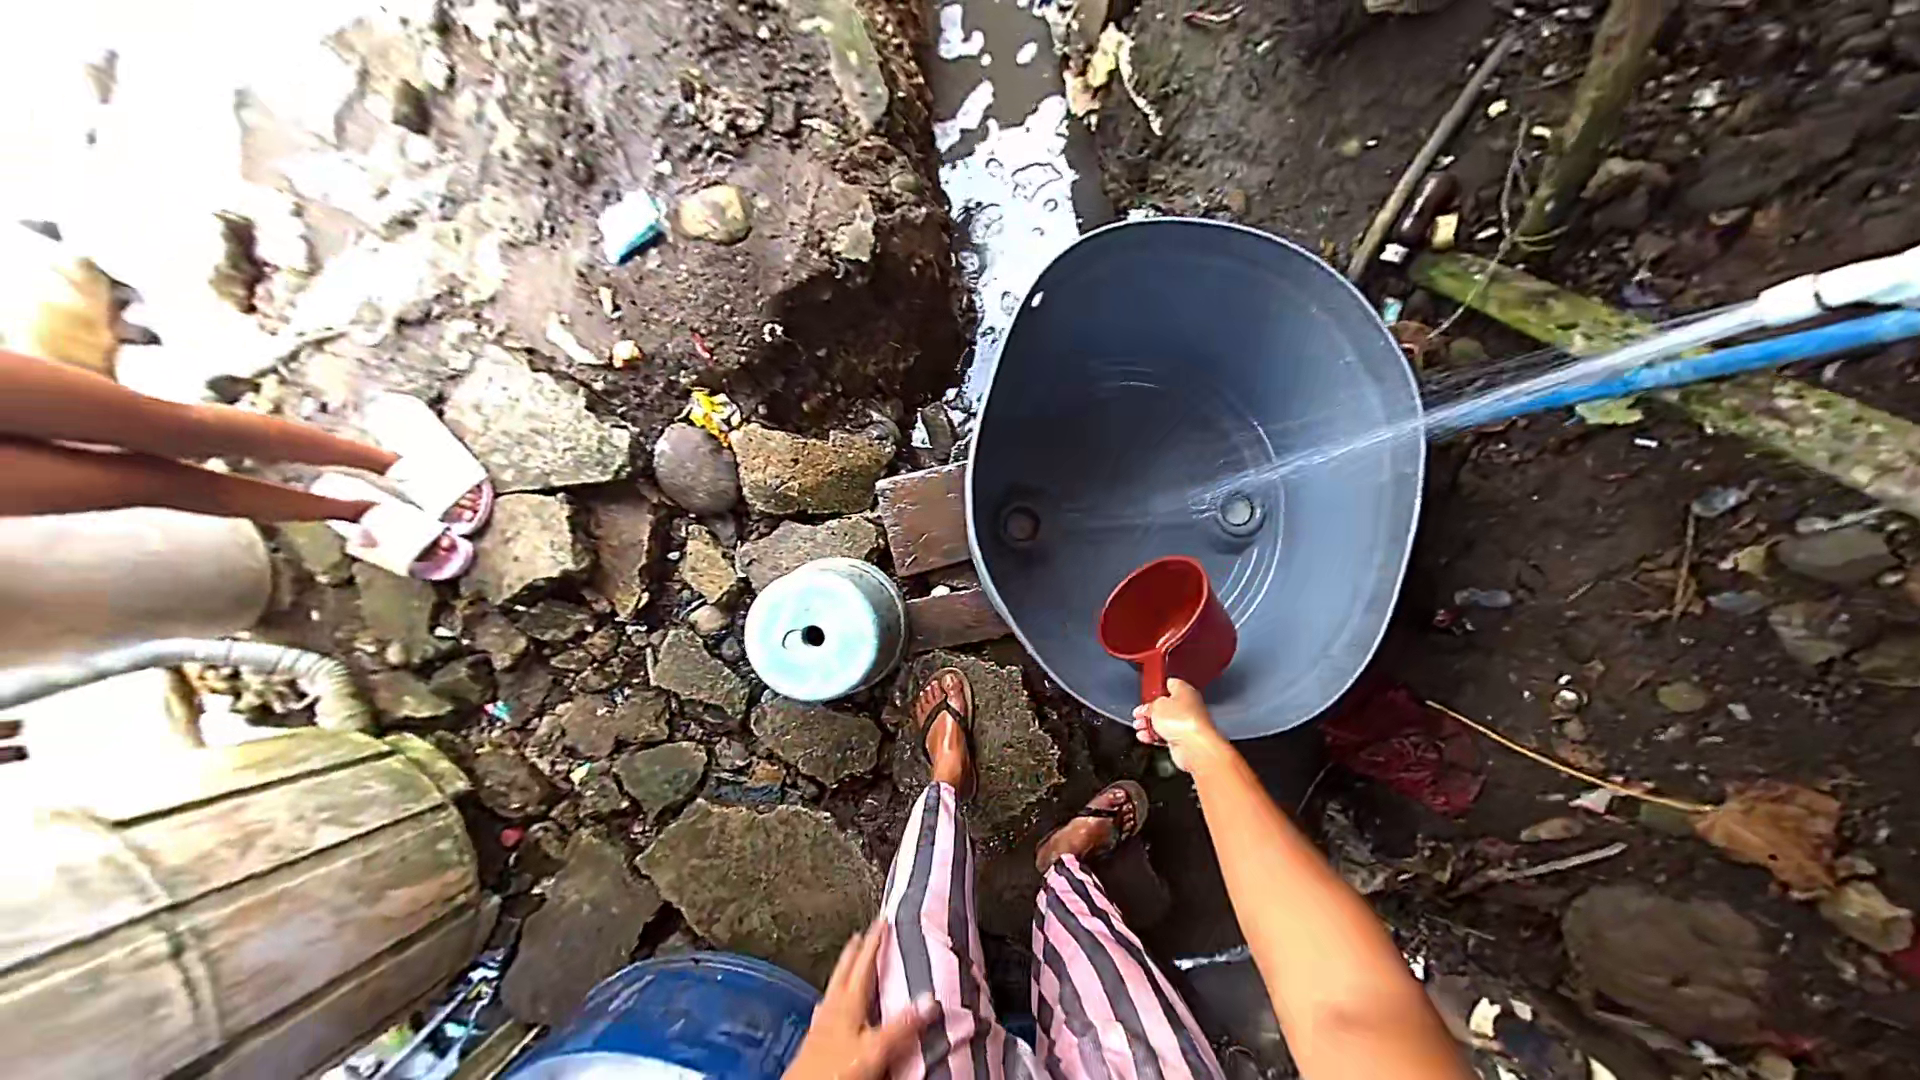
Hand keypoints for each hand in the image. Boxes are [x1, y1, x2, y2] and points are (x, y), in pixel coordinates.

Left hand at [784, 918, 935, 1079]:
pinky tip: (830, 1006)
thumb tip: (930, 1000)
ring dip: (844, 971)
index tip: (882, 921)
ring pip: (835, 986)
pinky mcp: (814, 1039)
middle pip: (845, 970)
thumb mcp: (876, 1047)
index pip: (864, 963)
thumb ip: (902, 1024)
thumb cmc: (837, 1069)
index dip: (874, 941)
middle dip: (854, 950)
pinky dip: (834, 998)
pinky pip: (827, 1007)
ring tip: (848, 963)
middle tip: (861, 934)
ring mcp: (822, 1021)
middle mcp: (833, 1004)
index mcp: (848, 999)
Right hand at [1132, 678, 1229, 773]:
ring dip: (1150, 725)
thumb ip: (1149, 706)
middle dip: (1150, 710)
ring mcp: (1187, 724)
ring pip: (1164, 722)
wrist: (1193, 747)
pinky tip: (1144, 736)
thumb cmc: (1182, 721)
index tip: (1146, 693)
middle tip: (1139, 713)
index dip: (1157, 688)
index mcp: (1185, 691)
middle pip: (1166, 705)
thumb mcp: (1157, 706)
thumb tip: (1147, 709)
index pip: (1170, 684)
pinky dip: (1155, 736)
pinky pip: (1166, 736)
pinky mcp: (1183, 740)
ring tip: (1138, 726)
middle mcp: (1189, 706)